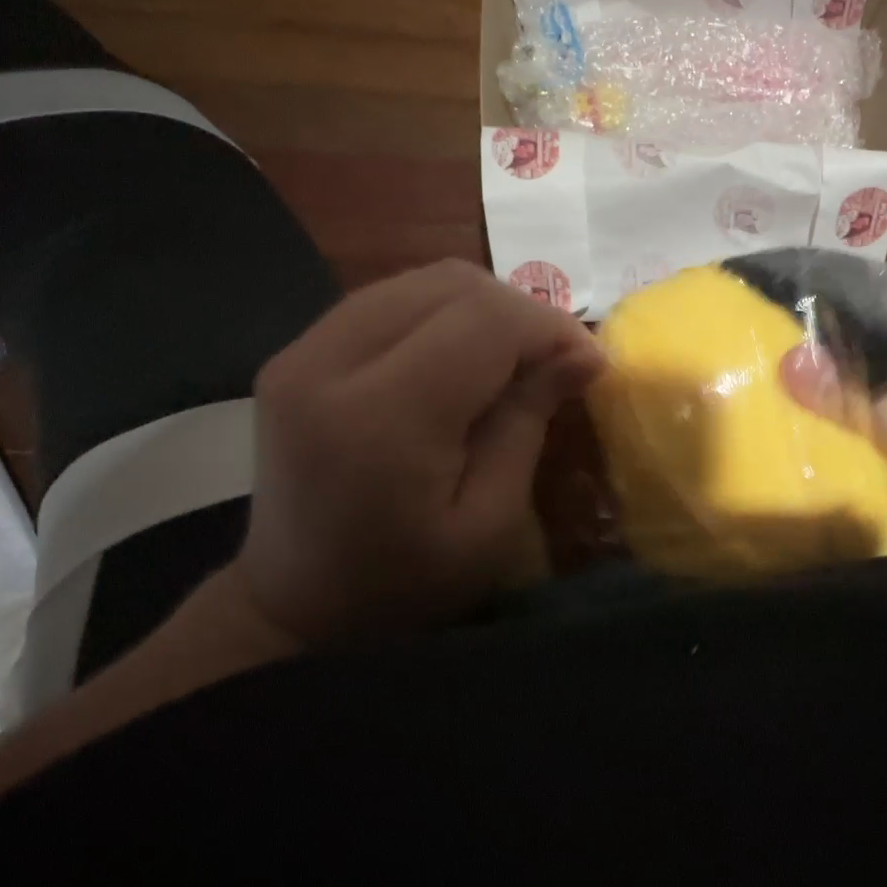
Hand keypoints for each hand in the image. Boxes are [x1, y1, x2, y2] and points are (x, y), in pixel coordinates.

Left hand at [234, 261, 602, 642]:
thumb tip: (581, 355)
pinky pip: (388, 300)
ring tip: (517, 361)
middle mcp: (328, 363)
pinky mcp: (294, 351)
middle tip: (558, 364)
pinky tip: (465, 361)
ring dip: (485, 310)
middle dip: (523, 314)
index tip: (591, 365)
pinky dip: (443, 316)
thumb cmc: (407, 585)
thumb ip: (527, 426)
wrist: (297, 605)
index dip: (551, 328)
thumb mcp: (488, 524)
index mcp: (381, 420)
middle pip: (451, 285)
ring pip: (420, 281)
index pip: (484, 321)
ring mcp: (300, 350)